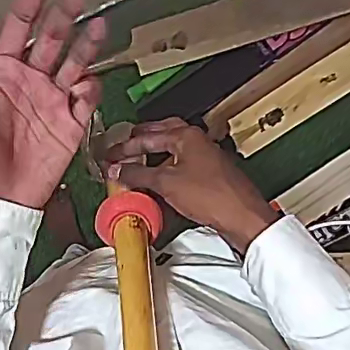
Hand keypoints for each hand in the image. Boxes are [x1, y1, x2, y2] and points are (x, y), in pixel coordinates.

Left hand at [0, 0, 107, 209]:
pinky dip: (90, 88)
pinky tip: (85, 85)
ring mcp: (52, 102)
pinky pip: (87, 98)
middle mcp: (30, 82)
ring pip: (76, 62)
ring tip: (97, 26)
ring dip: (86, 44)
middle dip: (65, 15)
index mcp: (1, 73)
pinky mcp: (70, 125)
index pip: (20, 23)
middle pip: (53, 38)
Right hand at [107, 119, 277, 254]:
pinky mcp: (207, 173)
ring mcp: (203, 156)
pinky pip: (179, 165)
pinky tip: (157, 179)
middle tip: (121, 148)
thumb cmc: (213, 195)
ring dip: (152, 155)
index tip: (109, 156)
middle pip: (161, 135)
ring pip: (171, 150)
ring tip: (135, 162)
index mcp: (186, 135)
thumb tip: (119, 169)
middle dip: (139, 142)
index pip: (146, 137)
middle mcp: (196, 141)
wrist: (240, 215)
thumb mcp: (166, 183)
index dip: (124, 148)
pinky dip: (164, 168)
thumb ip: (138, 174)